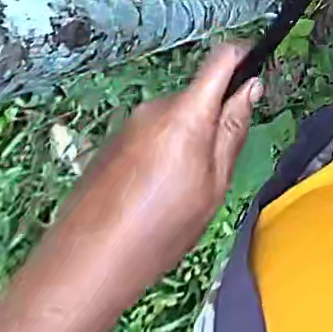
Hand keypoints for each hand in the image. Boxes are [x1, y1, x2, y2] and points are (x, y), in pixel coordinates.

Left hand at [0, 44, 262, 331]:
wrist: (77, 274)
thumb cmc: (155, 233)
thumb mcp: (215, 184)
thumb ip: (234, 129)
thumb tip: (250, 88)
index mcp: (186, 114)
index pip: (222, 57)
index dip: (245, 57)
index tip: (255, 73)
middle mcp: (154, 110)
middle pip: (199, 94)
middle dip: (213, 118)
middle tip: (214, 165)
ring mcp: (127, 128)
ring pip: (175, 118)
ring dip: (185, 140)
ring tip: (178, 191)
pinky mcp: (108, 147)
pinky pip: (150, 136)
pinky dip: (160, 155)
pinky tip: (150, 197)